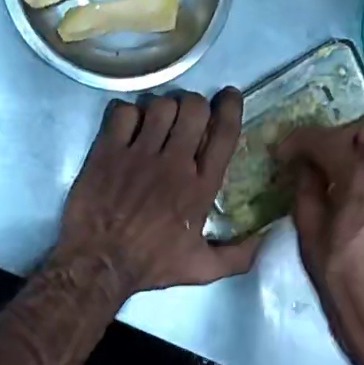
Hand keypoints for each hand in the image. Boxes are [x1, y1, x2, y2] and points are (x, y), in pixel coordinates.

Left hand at [50, 90, 260, 297]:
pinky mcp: (108, 151)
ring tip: (158, 122)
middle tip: (187, 116)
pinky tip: (129, 128)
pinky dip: (129, 114)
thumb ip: (238, 256)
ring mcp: (139, 154)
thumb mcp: (202, 269)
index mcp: (201, 187)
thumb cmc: (150, 265)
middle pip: (194, 108)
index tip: (229, 96)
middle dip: (195, 105)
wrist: (98, 263)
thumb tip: (265, 242)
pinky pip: (124, 112)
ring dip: (163, 109)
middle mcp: (174, 163)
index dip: (231, 107)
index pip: (224, 134)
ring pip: (160, 106)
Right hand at [276, 115, 363, 364]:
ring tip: (334, 168)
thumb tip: (303, 163)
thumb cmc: (339, 270)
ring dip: (358, 146)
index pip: (328, 139)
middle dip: (338, 133)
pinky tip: (354, 184)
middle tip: (317, 153)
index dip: (299, 141)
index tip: (282, 152)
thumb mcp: (309, 226)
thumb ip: (306, 185)